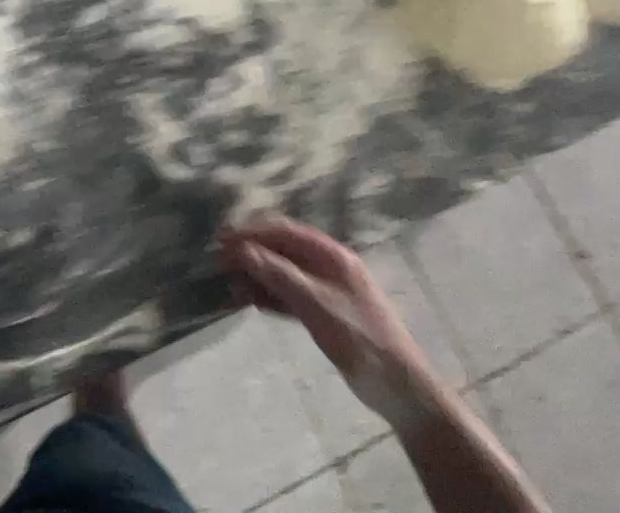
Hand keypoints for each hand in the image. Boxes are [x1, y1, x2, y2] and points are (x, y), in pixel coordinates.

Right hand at [220, 217, 448, 428]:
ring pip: (285, 274)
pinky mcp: (325, 314)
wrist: (399, 387)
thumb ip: (279, 275)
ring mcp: (327, 291)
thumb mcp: (316, 304)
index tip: (222, 240)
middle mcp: (329, 267)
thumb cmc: (360, 338)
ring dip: (258, 276)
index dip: (253, 232)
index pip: (286, 232)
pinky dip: (270, 297)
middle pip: (284, 251)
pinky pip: (291, 297)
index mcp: (333, 256)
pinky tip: (250, 302)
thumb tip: (242, 249)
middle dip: (252, 254)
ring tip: (229, 284)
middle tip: (220, 263)